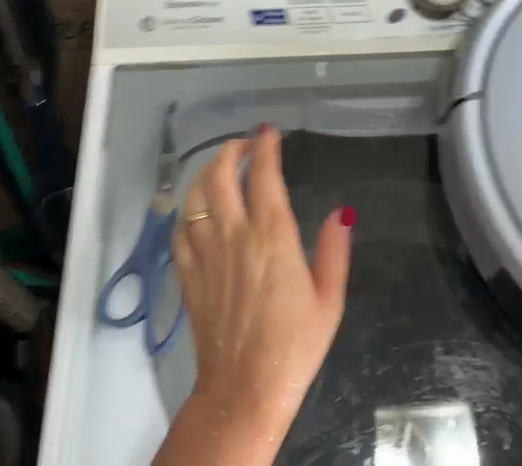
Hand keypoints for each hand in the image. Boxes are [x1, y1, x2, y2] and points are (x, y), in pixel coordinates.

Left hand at [153, 125, 352, 465]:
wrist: (244, 389)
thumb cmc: (294, 346)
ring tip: (220, 168)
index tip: (268, 132)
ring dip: (206, 173)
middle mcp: (234, 235)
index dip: (265, 147)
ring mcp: (205, 253)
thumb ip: (333, 251)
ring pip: (195, 195)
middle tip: (244, 145)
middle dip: (230, 151)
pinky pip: (180, 229)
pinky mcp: (187, 274)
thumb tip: (341, 212)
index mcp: (272, 236)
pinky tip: (198, 209)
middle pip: (220, 174)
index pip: (264, 175)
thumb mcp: (329, 300)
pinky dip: (188, 209)